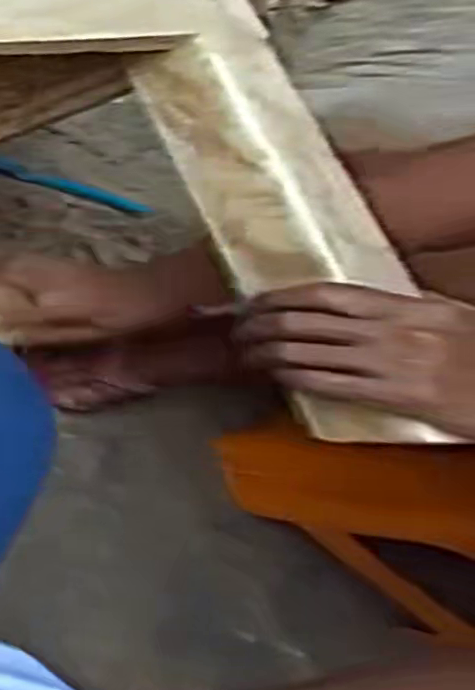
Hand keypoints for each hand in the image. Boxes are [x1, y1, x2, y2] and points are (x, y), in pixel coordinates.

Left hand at [233, 283, 474, 436]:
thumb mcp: (453, 319)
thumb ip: (400, 309)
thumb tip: (343, 301)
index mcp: (410, 308)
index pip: (321, 294)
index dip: (274, 298)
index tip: (249, 304)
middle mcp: (396, 332)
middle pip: (296, 322)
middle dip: (252, 327)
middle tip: (236, 334)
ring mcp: (393, 364)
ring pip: (297, 352)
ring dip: (259, 354)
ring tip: (247, 357)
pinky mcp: (395, 395)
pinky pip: (319, 382)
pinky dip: (286, 377)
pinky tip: (275, 377)